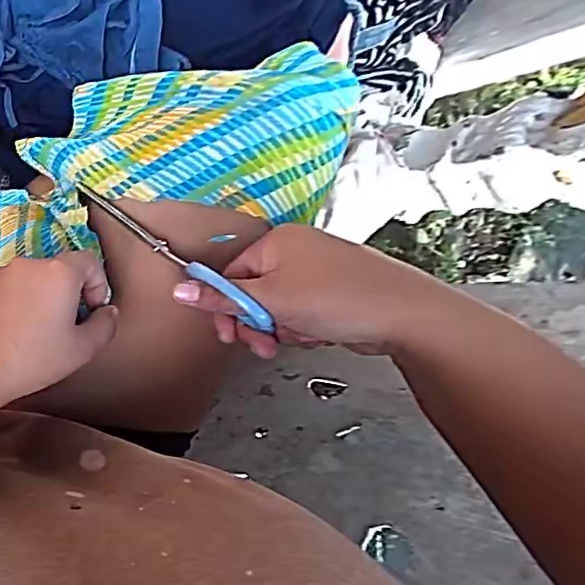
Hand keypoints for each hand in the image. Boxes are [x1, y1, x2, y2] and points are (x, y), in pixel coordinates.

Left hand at [0, 252, 120, 403]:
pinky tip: (9, 333)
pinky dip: (13, 304)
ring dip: (39, 298)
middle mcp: (28, 264)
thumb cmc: (33, 360)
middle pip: (58, 270)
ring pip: (30, 280)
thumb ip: (105, 325)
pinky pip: (6, 290)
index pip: (89, 261)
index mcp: (59, 273)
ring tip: (34, 332)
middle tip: (64, 327)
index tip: (91, 311)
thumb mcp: (82, 350)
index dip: (98, 285)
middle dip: (67, 294)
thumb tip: (108, 312)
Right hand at [170, 224, 470, 358]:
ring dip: (278, 330)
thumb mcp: (270, 301)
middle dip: (255, 323)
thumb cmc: (342, 298)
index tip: (227, 333)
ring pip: (274, 308)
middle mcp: (294, 251)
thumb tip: (181, 289)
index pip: (229, 275)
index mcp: (276, 242)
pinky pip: (297, 313)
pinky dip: (300, 329)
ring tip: (297, 337)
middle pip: (250, 293)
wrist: (403, 315)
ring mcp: (314, 271)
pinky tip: (316, 333)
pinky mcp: (330, 292)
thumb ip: (221, 297)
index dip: (225, 308)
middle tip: (262, 343)